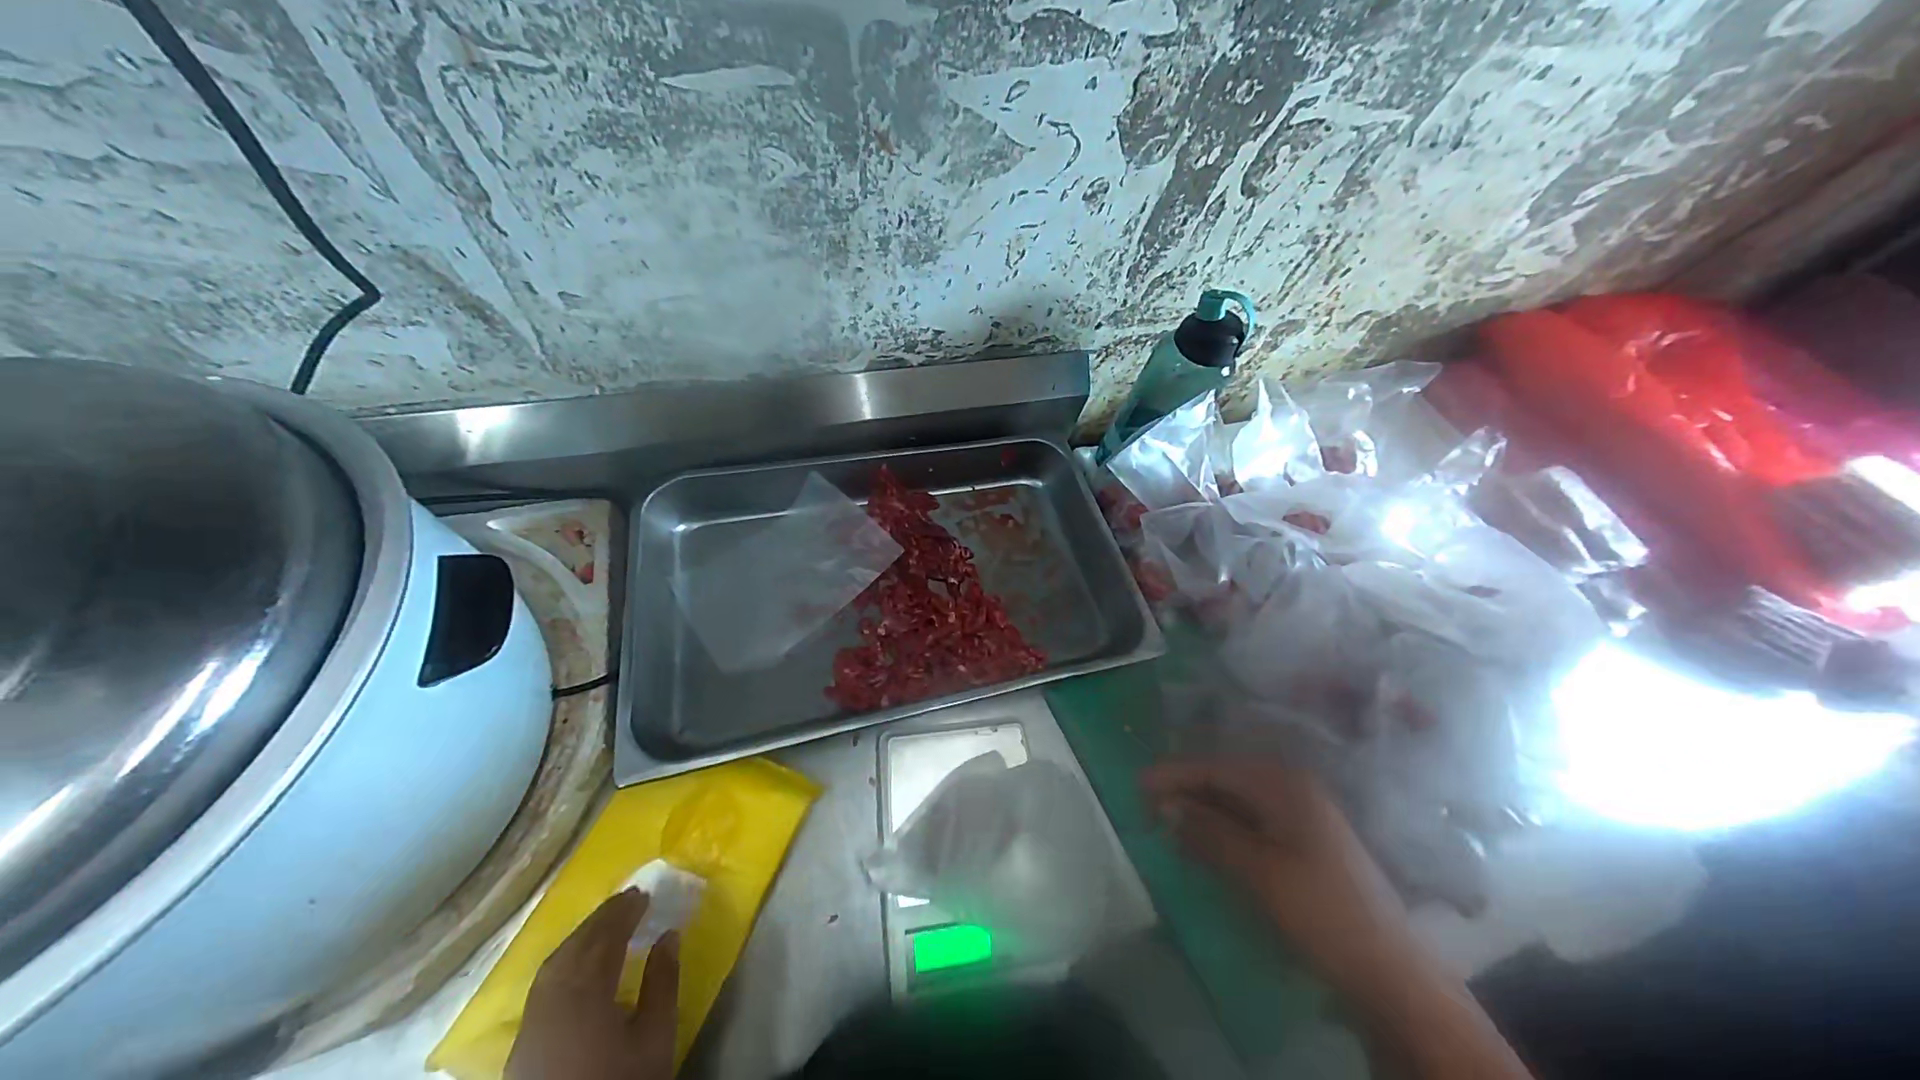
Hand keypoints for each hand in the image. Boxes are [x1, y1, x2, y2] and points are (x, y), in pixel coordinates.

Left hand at [506, 888, 679, 1079]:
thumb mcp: (656, 1037)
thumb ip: (663, 981)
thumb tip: (669, 935)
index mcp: (586, 994)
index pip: (605, 939)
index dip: (624, 913)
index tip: (644, 894)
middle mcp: (551, 1001)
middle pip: (575, 947)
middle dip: (601, 919)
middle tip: (628, 899)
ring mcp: (531, 1024)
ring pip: (553, 965)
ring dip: (580, 937)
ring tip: (605, 923)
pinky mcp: (522, 1045)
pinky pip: (543, 985)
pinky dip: (564, 961)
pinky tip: (577, 963)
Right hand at [1140, 758, 1418, 1000]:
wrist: (1389, 972)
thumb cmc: (1320, 911)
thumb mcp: (1257, 870)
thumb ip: (1209, 832)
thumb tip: (1166, 805)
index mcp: (1284, 785)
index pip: (1214, 768)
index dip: (1173, 775)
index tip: (1136, 786)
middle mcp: (1293, 790)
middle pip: (1225, 781)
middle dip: (1185, 792)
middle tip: (1146, 810)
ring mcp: (1301, 818)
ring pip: (1237, 804)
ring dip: (1202, 813)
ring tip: (1166, 827)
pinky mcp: (1304, 845)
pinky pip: (1251, 825)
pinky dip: (1223, 831)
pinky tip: (1203, 846)